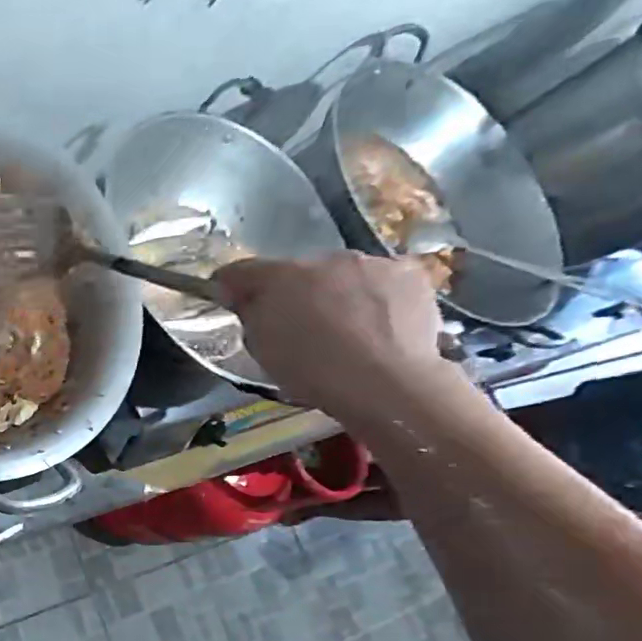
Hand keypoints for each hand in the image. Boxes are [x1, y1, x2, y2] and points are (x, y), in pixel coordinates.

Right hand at [212, 252, 452, 419]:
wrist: (387, 383)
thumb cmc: (313, 372)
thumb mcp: (262, 350)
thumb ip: (249, 313)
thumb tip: (238, 293)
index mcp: (280, 276)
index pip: (243, 270)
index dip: (232, 286)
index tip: (231, 301)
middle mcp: (324, 258)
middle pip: (297, 271)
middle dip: (293, 291)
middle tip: (298, 325)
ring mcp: (371, 262)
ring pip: (342, 273)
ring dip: (336, 292)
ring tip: (344, 328)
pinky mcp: (410, 274)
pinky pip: (381, 281)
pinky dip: (375, 297)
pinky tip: (378, 325)